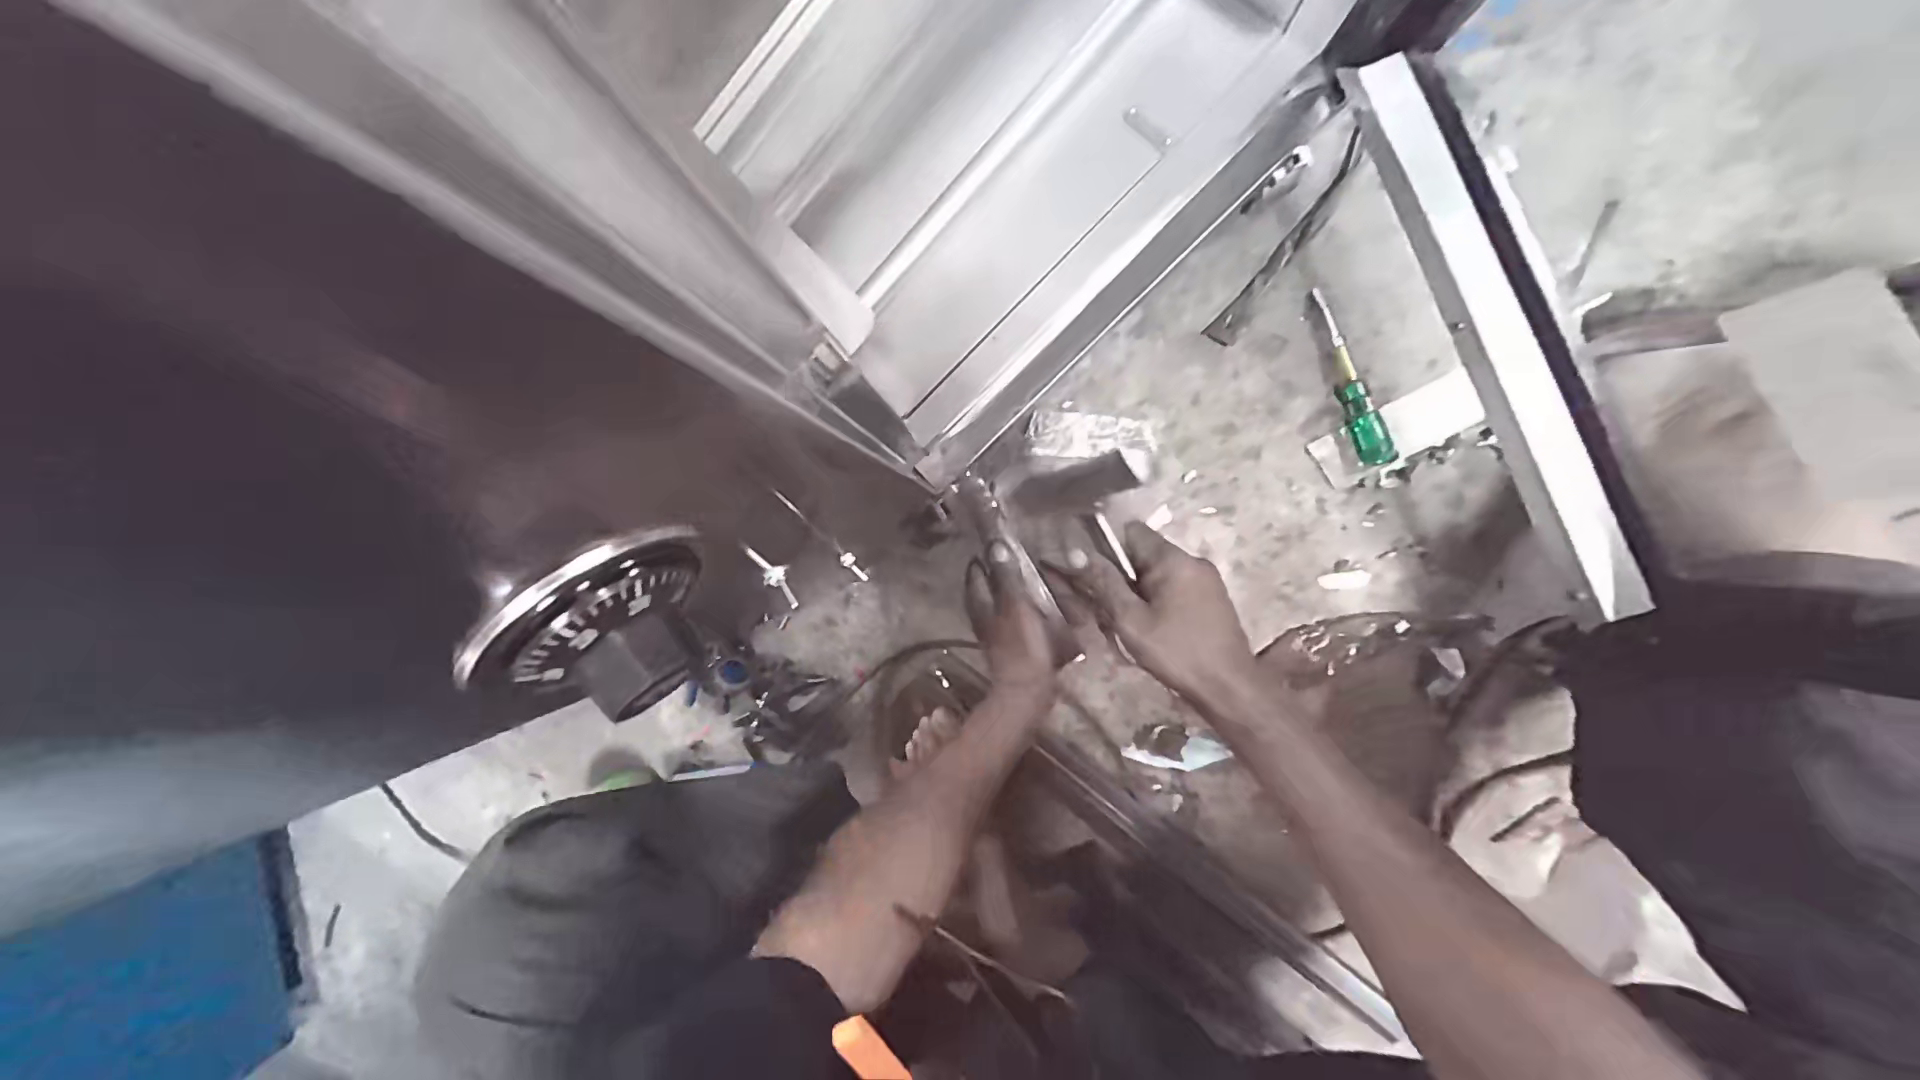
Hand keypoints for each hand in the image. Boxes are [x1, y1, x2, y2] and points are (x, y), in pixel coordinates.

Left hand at [966, 541, 1059, 695]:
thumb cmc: (1022, 645)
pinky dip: (1016, 609)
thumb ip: (1006, 576)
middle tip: (1008, 558)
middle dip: (992, 574)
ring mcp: (993, 634)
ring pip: (994, 605)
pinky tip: (1029, 609)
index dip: (983, 558)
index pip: (976, 573)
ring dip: (1004, 592)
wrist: (1028, 690)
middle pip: (982, 589)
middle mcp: (981, 617)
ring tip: (1021, 580)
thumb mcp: (1017, 604)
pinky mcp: (1007, 648)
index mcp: (980, 604)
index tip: (995, 543)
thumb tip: (994, 544)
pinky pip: (1009, 620)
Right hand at [1052, 522, 1261, 714]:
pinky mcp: (1212, 598)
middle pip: (1144, 553)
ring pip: (1158, 573)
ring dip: (1138, 592)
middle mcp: (1193, 561)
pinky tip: (1151, 628)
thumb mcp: (1131, 621)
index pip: (1132, 531)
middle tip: (1106, 607)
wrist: (1229, 688)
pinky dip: (1157, 600)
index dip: (1106, 547)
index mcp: (1174, 560)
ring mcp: (1206, 580)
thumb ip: (1105, 584)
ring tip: (1128, 622)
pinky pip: (1174, 587)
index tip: (1092, 572)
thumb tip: (1078, 553)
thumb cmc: (1177, 653)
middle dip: (1121, 575)